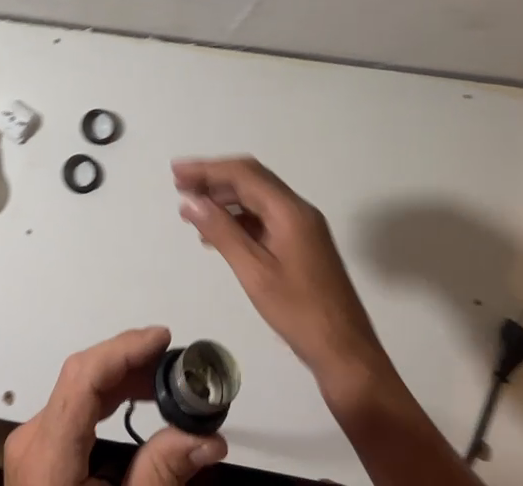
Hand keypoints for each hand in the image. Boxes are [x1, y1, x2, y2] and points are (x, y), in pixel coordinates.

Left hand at [4, 326, 227, 485]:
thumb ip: (162, 474)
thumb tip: (205, 437)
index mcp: (47, 454)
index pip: (82, 378)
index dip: (123, 349)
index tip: (160, 339)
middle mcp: (32, 440)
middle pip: (82, 378)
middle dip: (132, 362)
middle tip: (176, 362)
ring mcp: (32, 445)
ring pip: (79, 390)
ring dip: (123, 379)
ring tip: (166, 380)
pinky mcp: (40, 453)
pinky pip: (76, 410)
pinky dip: (109, 400)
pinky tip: (138, 402)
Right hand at [173, 158, 384, 385]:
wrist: (346, 353)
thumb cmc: (299, 313)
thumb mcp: (254, 272)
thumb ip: (222, 231)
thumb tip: (190, 201)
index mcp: (290, 211)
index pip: (243, 174)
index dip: (206, 169)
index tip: (176, 172)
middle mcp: (298, 211)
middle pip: (251, 180)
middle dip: (214, 179)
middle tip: (180, 185)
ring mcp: (302, 228)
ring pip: (257, 199)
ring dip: (224, 199)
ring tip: (192, 210)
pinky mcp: (301, 245)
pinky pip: (265, 219)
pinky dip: (238, 219)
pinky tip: (217, 235)